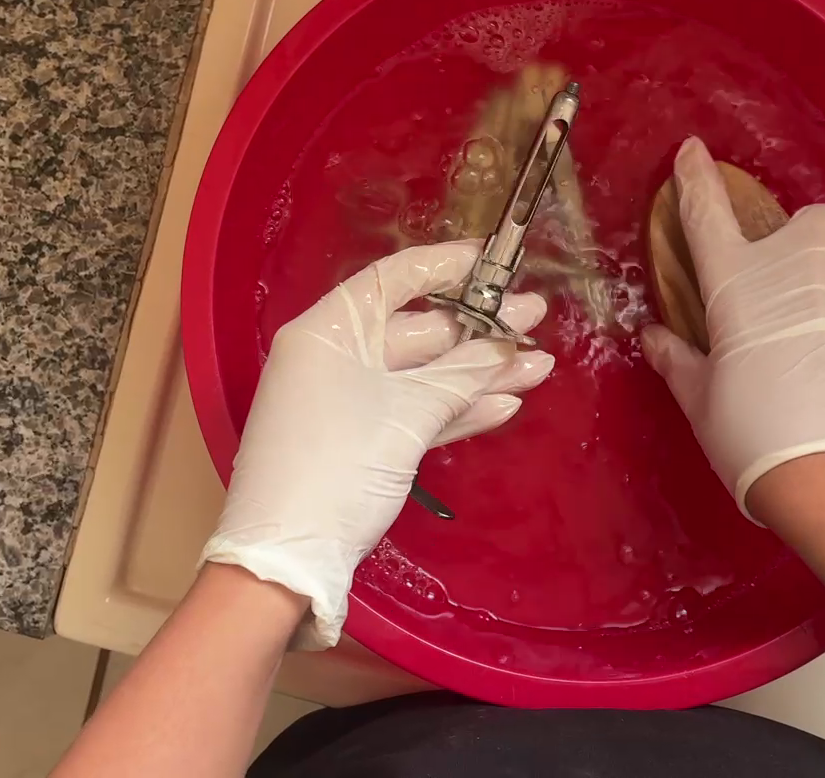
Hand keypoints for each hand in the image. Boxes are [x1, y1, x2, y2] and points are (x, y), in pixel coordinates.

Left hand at [201, 241, 554, 648]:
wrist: (286, 563)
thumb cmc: (338, 467)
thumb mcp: (405, 416)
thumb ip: (461, 375)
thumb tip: (509, 346)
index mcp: (329, 331)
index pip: (392, 280)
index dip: (445, 267)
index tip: (494, 260)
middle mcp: (336, 356)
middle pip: (415, 329)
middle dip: (477, 328)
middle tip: (535, 318)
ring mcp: (348, 400)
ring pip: (421, 375)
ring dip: (477, 372)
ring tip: (538, 362)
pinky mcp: (361, 440)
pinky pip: (412, 411)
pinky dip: (454, 409)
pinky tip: (505, 402)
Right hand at [640, 137, 824, 519]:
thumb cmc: (753, 432)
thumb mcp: (701, 399)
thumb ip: (678, 361)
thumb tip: (654, 338)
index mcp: (739, 285)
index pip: (707, 215)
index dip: (695, 179)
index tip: (693, 151)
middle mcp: (803, 278)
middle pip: (816, 222)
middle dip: (806, 240)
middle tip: (790, 284)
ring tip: (818, 346)